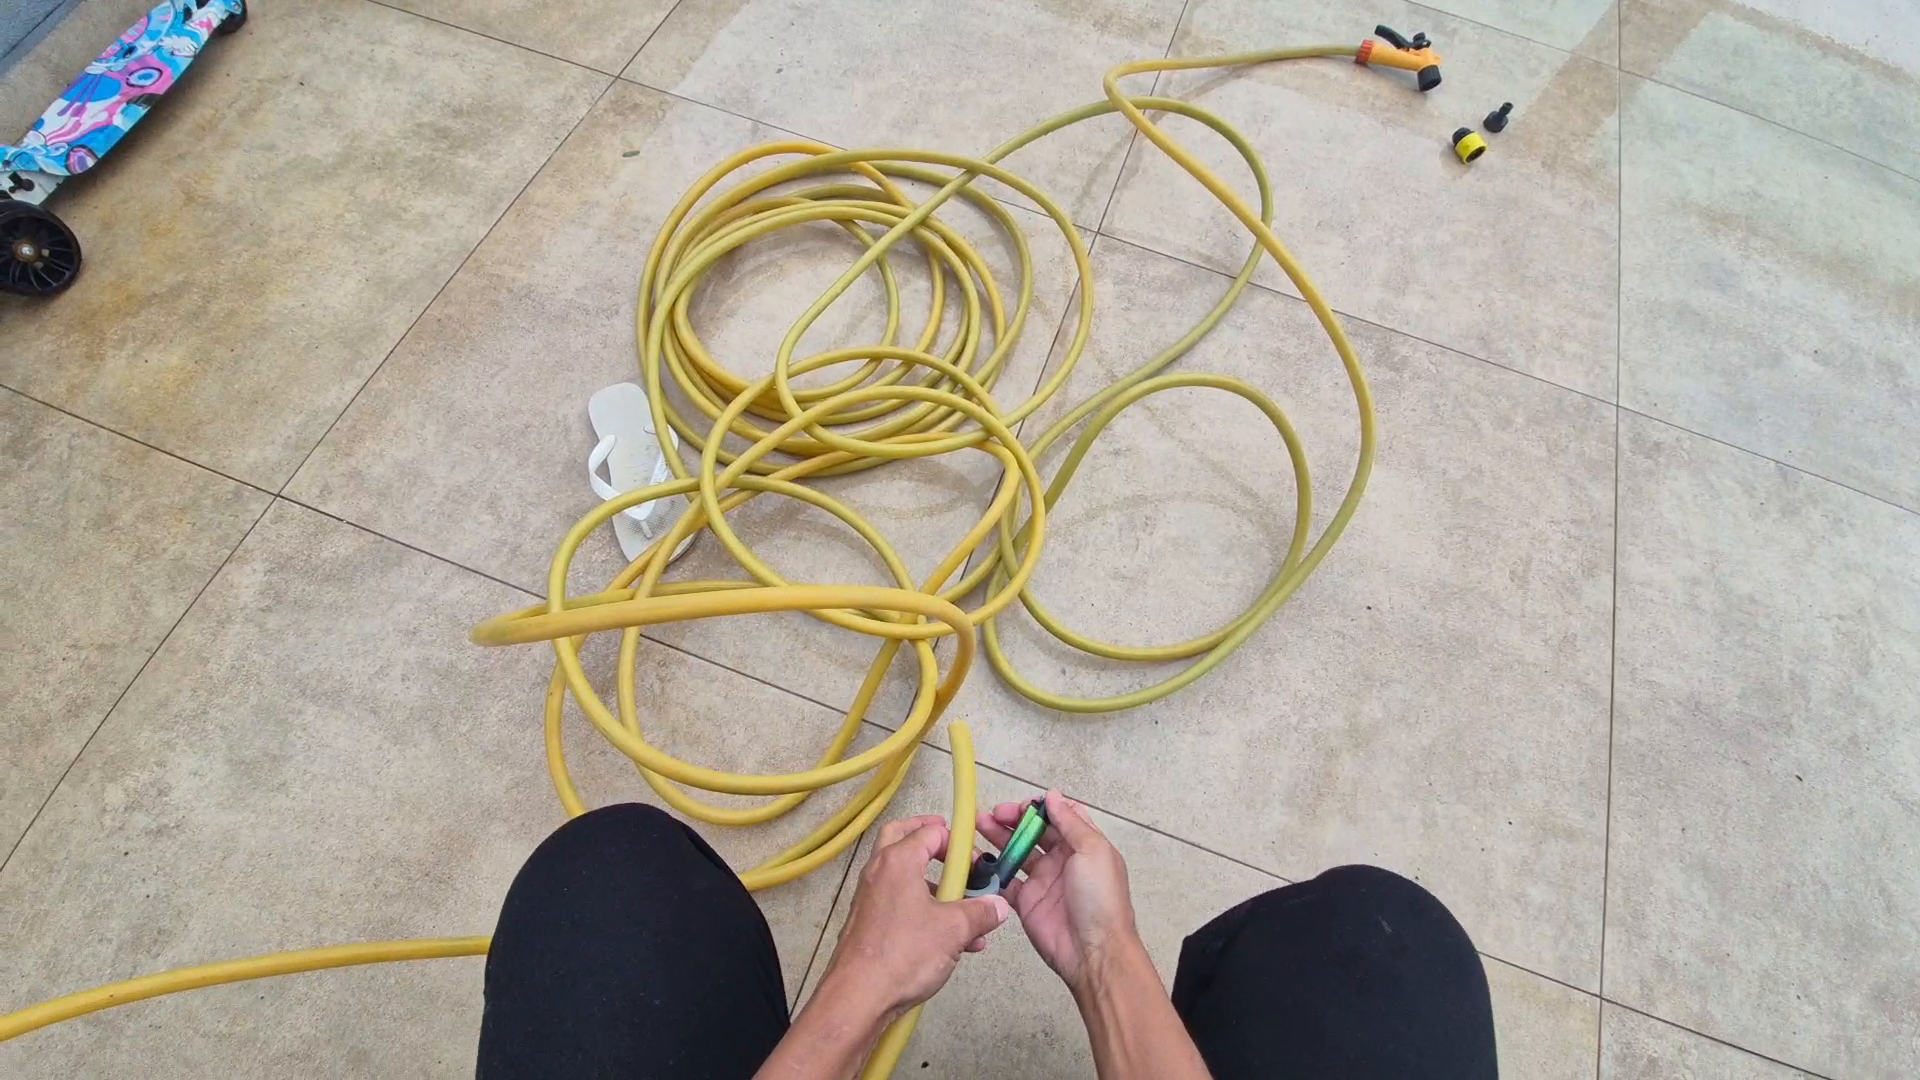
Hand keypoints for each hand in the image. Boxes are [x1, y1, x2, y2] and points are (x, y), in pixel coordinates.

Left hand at [819, 814, 1012, 1018]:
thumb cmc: (903, 954)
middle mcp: (879, 870)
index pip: (931, 831)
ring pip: (901, 873)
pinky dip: (920, 906)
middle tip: (949, 847)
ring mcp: (870, 895)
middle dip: (928, 838)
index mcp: (898, 859)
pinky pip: (897, 901)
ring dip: (931, 881)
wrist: (858, 998)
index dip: (958, 843)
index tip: (976, 863)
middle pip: (901, 835)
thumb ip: (980, 913)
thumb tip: (999, 906)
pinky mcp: (867, 921)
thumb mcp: (953, 930)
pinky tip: (946, 939)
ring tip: (960, 907)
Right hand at [976, 791, 1138, 994]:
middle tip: (995, 813)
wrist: (1094, 951)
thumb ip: (1070, 821)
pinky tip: (975, 856)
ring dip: (998, 836)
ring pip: (1016, 851)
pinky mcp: (1025, 901)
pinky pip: (1004, 880)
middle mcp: (1061, 859)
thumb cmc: (1100, 898)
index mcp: (1082, 845)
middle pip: (1033, 831)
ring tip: (979, 824)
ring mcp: (1042, 880)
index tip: (1024, 805)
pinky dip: (989, 868)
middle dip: (1013, 818)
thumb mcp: (1093, 850)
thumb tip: (1053, 796)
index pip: (1058, 816)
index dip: (1041, 807)